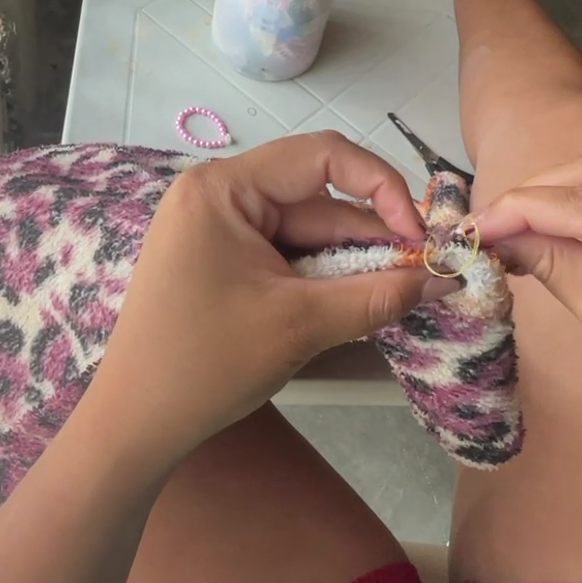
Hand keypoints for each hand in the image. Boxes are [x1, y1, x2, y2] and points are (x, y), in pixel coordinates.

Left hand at [86, 132, 452, 459]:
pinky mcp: (221, 258)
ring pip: (304, 230)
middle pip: (315, 198)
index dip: (381, 186)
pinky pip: (285, 252)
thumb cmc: (207, 365)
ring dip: (349, 259)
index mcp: (223, 188)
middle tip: (421, 273)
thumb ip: (379, 296)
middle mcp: (218, 194)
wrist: (136, 425)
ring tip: (393, 291)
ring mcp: (217, 227)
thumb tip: (446, 278)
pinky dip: (321, 274)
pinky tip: (351, 299)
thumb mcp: (301, 325)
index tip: (417, 236)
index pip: (321, 156)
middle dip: (370, 235)